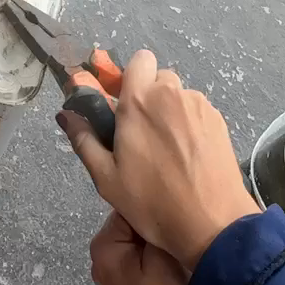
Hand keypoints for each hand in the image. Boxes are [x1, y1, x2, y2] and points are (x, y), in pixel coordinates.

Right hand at [58, 50, 259, 269]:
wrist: (212, 225)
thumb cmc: (153, 203)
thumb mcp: (107, 178)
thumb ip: (84, 140)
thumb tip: (66, 115)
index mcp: (139, 101)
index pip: (138, 60)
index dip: (131, 77)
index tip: (125, 104)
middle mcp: (170, 93)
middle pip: (159, 78)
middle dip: (150, 97)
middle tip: (145, 133)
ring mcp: (198, 105)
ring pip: (179, 95)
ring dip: (171, 111)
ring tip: (170, 150)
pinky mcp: (218, 119)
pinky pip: (198, 110)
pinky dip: (191, 124)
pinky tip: (191, 156)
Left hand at [89, 210, 193, 284]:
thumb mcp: (160, 254)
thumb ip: (152, 224)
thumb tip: (153, 204)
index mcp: (103, 244)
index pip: (127, 209)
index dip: (150, 211)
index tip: (170, 215)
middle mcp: (99, 253)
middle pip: (129, 223)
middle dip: (150, 225)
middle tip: (173, 233)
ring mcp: (109, 268)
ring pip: (134, 238)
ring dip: (151, 239)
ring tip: (171, 245)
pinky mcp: (121, 279)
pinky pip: (134, 254)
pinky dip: (148, 253)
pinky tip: (164, 259)